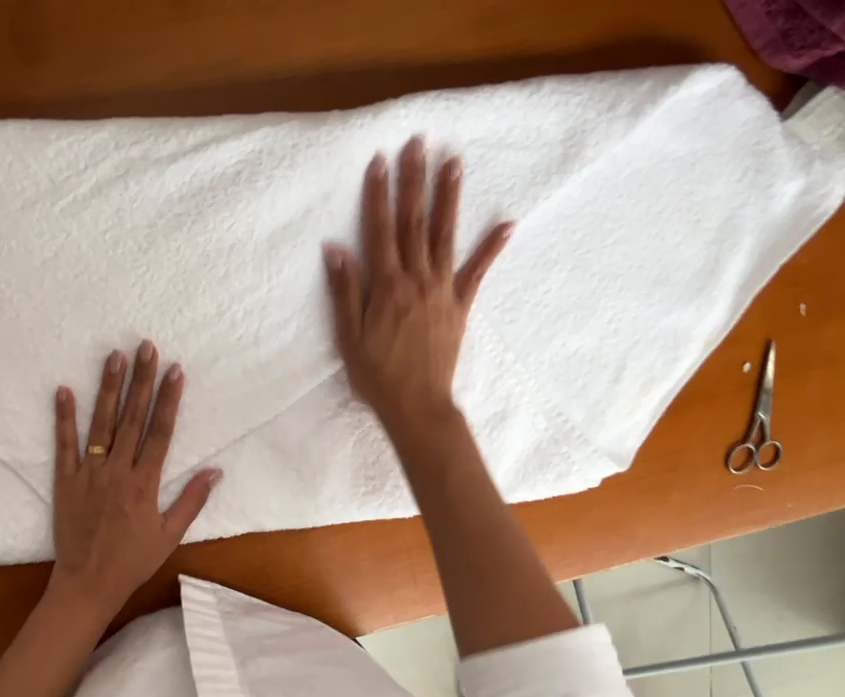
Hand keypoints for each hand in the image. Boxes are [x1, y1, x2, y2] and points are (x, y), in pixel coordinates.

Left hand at [49, 341, 220, 616]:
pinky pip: (64, 445)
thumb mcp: (169, 535)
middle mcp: (118, 474)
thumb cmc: (132, 562)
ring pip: (101, 425)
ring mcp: (89, 475)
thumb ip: (191, 501)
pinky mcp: (65, 482)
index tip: (175, 371)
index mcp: (145, 485)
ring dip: (108, 388)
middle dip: (141, 381)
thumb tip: (215, 471)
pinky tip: (64, 389)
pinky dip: (64, 417)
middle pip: (132, 419)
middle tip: (146, 346)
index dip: (169, 400)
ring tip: (114, 356)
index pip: (160, 433)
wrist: (88, 583)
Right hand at [323, 136, 511, 430]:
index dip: (378, 195)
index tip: (379, 161)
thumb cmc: (376, 376)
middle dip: (415, 180)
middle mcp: (416, 280)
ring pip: (445, 235)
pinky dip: (492, 247)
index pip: (380, 230)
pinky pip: (478, 271)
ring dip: (448, 197)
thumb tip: (336, 249)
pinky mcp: (460, 305)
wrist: (417, 405)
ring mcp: (442, 290)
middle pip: (414, 222)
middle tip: (419, 143)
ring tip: (454, 162)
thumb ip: (344, 292)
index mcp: (386, 287)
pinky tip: (508, 223)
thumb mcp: (348, 337)